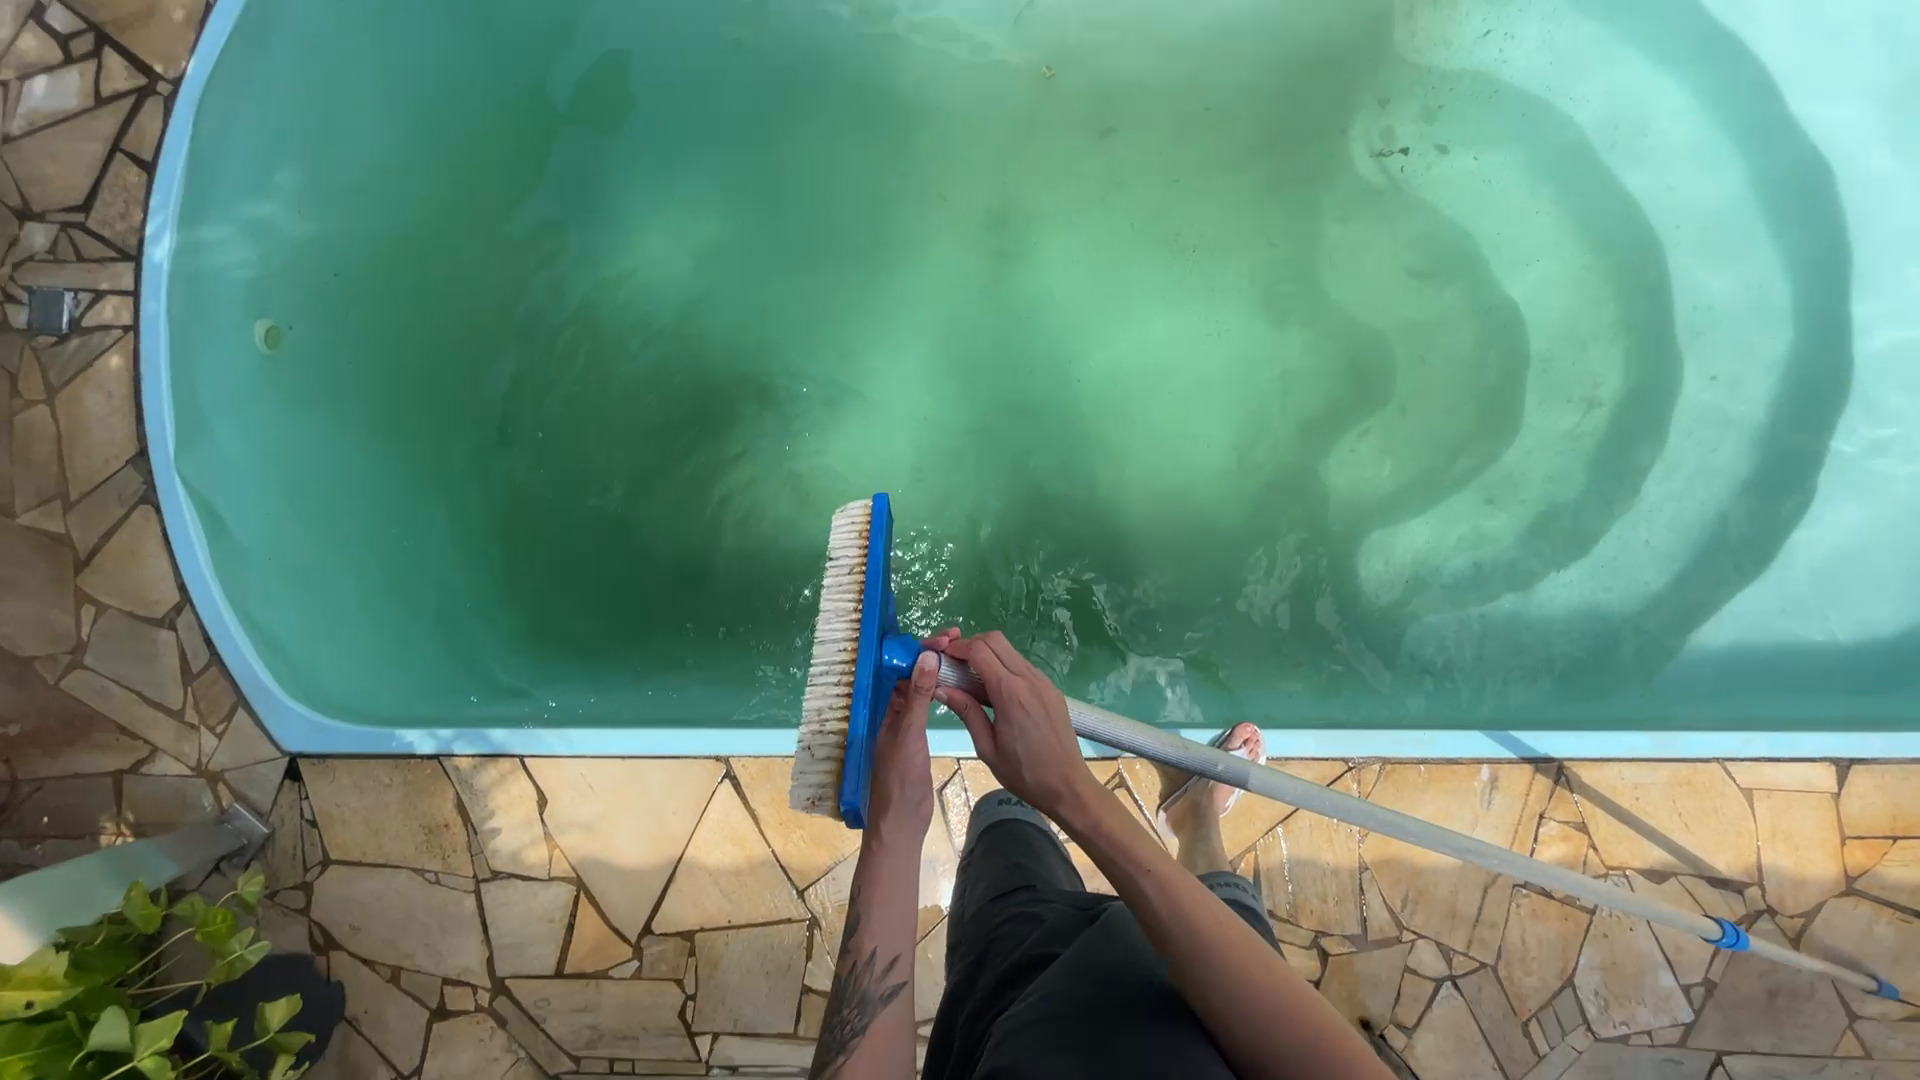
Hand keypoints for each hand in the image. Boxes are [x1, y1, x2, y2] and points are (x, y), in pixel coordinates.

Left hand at [866, 629, 959, 847]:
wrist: (902, 824)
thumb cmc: (901, 779)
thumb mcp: (910, 734)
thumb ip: (918, 697)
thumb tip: (926, 656)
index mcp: (886, 710)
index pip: (902, 668)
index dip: (921, 650)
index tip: (947, 637)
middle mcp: (893, 715)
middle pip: (910, 676)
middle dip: (930, 656)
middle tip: (958, 640)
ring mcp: (905, 728)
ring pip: (919, 691)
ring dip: (936, 671)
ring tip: (960, 657)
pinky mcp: (917, 742)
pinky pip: (926, 708)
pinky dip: (940, 694)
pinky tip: (955, 690)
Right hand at [935, 632, 1102, 821]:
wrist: (1068, 785)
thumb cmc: (1024, 773)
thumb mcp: (987, 748)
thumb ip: (967, 713)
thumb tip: (941, 689)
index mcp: (1010, 693)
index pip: (979, 650)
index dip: (957, 648)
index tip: (943, 657)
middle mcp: (1028, 679)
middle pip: (995, 639)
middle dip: (971, 644)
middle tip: (955, 664)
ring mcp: (1043, 681)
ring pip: (1010, 650)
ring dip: (988, 654)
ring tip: (972, 679)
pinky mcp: (1051, 689)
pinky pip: (1023, 665)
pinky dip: (1004, 666)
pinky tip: (996, 690)